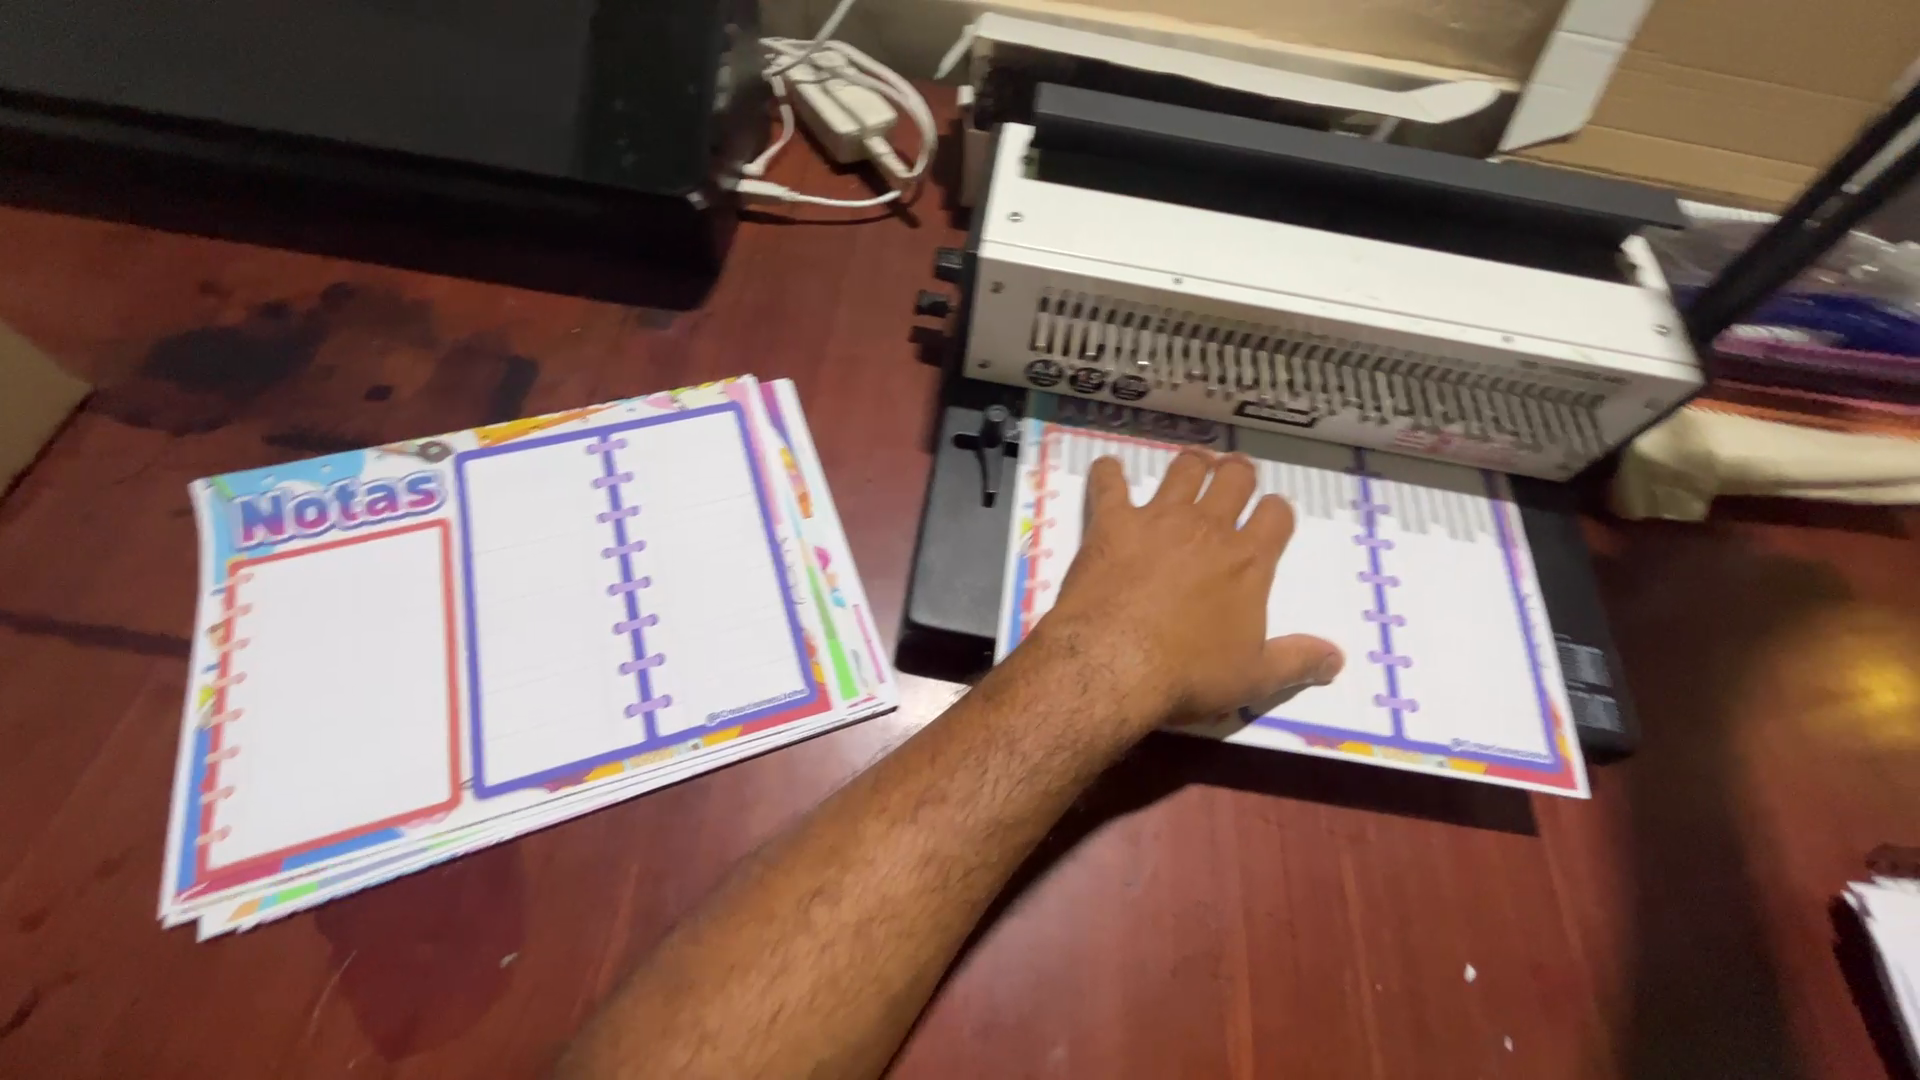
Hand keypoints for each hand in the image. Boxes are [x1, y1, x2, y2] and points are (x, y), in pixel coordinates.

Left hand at [1029, 449, 1342, 734]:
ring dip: (1190, 463)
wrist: (1115, 662)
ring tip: (1191, 464)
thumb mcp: (1252, 679)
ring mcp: (1157, 520)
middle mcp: (1207, 529)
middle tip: (1232, 474)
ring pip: (1183, 470)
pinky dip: (1108, 472)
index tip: (1271, 513)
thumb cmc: (1188, 674)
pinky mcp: (1111, 523)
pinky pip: (1109, 483)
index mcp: (1248, 561)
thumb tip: (1337, 659)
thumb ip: (1295, 662)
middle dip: (1237, 472)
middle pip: (1233, 478)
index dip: (1276, 510)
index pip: (1276, 515)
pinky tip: (1107, 469)